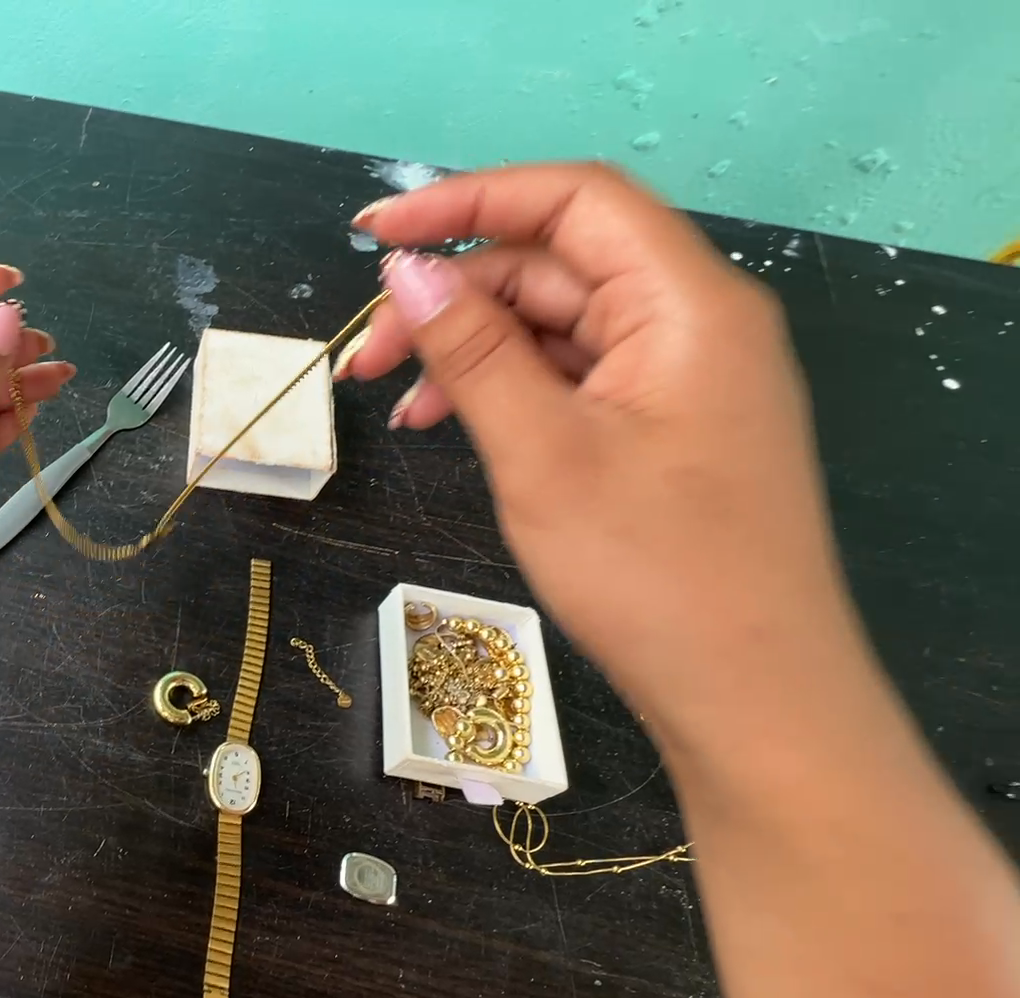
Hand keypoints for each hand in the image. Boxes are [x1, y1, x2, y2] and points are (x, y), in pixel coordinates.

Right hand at [345, 165, 875, 750]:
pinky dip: (492, 390)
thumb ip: (472, 350)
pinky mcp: (650, 422)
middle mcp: (685, 321)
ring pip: (545, 326)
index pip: (571, 203)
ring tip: (388, 401)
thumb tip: (406, 271)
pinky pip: (558, 377)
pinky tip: (438, 424)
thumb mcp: (541, 450)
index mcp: (683, 304)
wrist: (743, 689)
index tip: (373, 233)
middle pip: (548, 269)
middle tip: (361, 359)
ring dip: (460, 351)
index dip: (467, 201)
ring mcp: (669, 375)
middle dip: (446, 301)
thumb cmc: (648, 568)